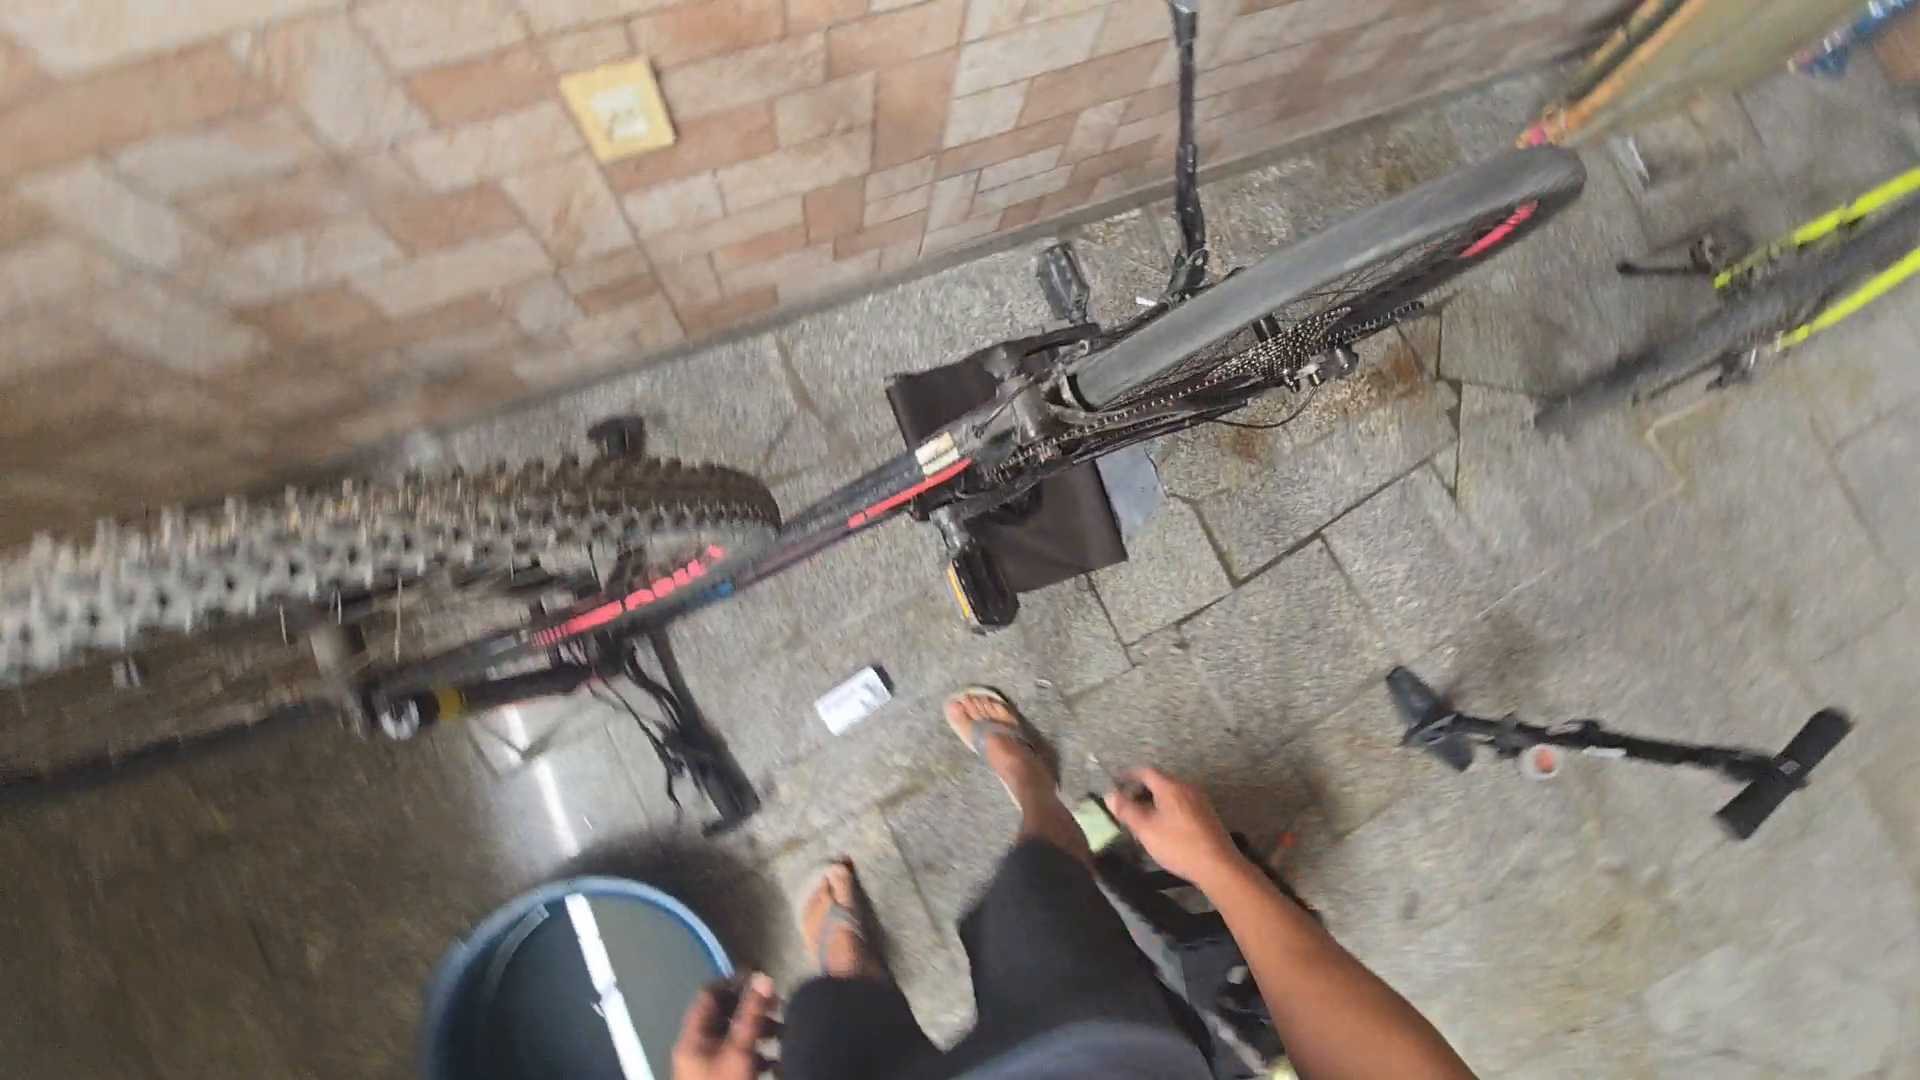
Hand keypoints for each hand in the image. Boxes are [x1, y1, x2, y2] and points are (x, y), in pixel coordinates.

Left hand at [672, 972, 777, 1079]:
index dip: (733, 982)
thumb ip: (752, 1014)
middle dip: (752, 1008)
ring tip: (783, 1032)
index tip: (761, 978)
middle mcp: (698, 1048)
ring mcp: (708, 1067)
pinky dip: (757, 1053)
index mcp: (693, 1038)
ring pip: (734, 1036)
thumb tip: (763, 977)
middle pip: (724, 1015)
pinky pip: (738, 1057)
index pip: (709, 994)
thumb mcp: (740, 1052)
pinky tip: (776, 1059)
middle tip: (778, 1004)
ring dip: (759, 1030)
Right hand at [1105, 768, 1246, 888]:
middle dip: (1141, 791)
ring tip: (1145, 819)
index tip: (1117, 789)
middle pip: (1159, 781)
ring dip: (1155, 801)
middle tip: (1129, 807)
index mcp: (1170, 786)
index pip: (1145, 771)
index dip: (1128, 777)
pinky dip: (1169, 809)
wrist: (1218, 866)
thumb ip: (1126, 809)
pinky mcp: (1207, 814)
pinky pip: (1182, 803)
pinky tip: (1165, 828)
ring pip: (1171, 793)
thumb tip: (1109, 795)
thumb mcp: (1145, 828)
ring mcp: (1199, 800)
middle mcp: (1186, 787)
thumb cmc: (1178, 844)